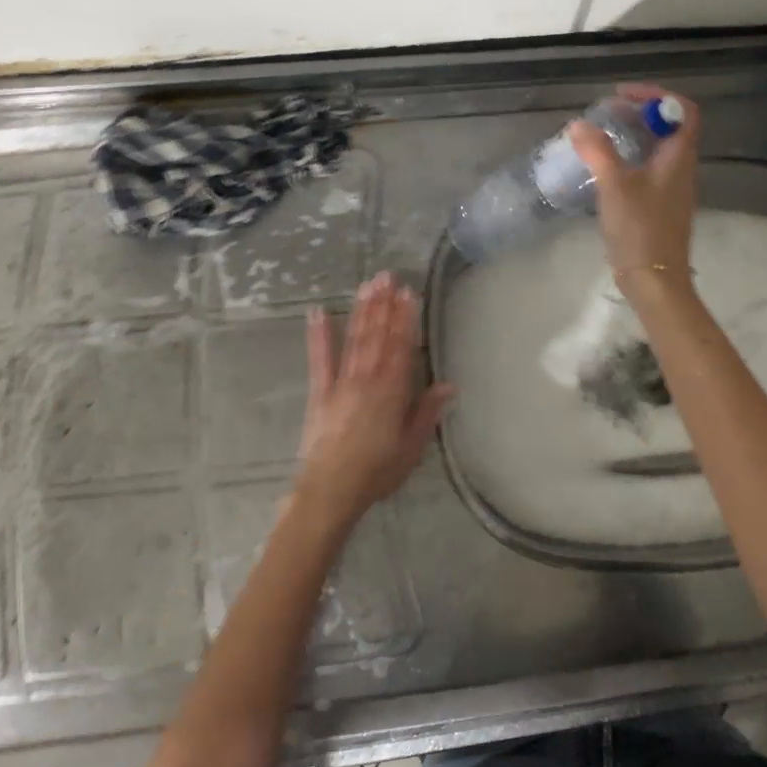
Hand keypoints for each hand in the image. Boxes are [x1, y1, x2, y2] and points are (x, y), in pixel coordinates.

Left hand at [296, 272, 454, 523]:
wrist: (331, 490)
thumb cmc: (377, 472)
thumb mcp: (412, 448)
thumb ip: (427, 412)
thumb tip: (449, 384)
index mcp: (393, 393)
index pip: (402, 348)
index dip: (405, 319)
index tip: (408, 293)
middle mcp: (368, 380)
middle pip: (378, 337)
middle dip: (384, 305)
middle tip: (387, 276)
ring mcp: (341, 383)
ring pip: (355, 340)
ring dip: (362, 311)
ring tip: (367, 285)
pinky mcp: (320, 392)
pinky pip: (320, 359)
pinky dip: (319, 334)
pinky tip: (317, 311)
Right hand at [567, 83, 700, 290]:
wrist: (655, 280)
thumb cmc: (640, 229)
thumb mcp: (614, 185)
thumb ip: (597, 151)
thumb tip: (579, 124)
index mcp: (679, 157)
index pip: (683, 110)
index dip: (656, 95)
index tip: (624, 95)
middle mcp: (682, 169)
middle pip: (670, 127)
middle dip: (641, 113)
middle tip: (608, 113)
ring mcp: (673, 189)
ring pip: (660, 149)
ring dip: (635, 136)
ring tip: (603, 136)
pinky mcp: (661, 206)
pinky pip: (651, 169)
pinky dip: (631, 158)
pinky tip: (607, 169)